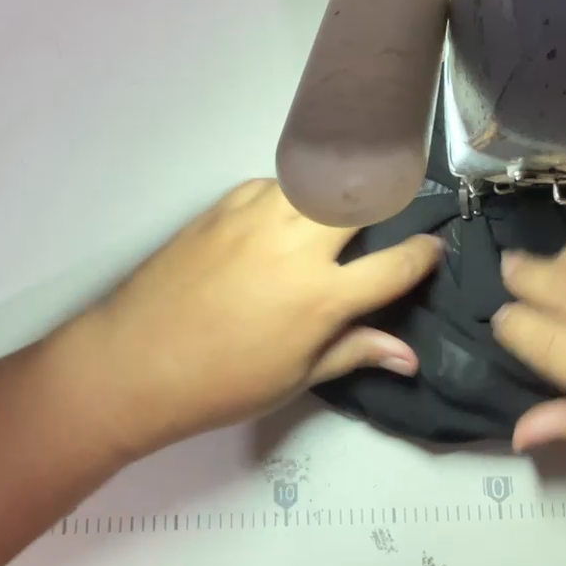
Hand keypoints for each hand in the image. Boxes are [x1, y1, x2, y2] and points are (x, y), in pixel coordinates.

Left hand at [47, 179, 443, 456]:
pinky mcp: (224, 204)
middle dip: (387, 198)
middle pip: (363, 198)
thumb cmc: (221, 383)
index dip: (424, 254)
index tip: (432, 248)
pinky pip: (275, 185)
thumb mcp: (296, 376)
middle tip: (388, 212)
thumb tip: (409, 355)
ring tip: (336, 211)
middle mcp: (297, 244)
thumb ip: (355, 350)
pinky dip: (290, 196)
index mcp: (321, 296)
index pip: (397, 264)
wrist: (134, 360)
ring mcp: (258, 216)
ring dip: (337, 193)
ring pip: (320, 182)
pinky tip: (281, 219)